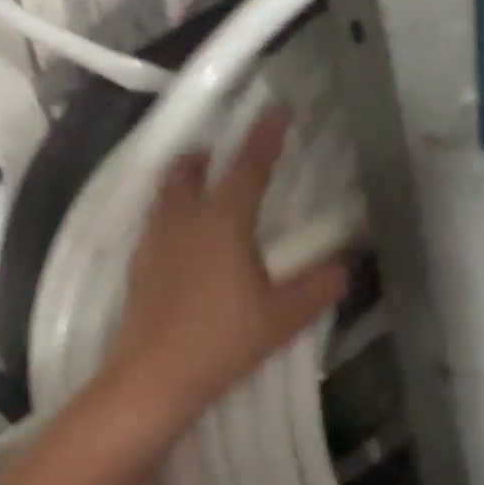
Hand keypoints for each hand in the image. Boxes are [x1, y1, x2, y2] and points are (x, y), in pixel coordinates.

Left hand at [104, 108, 351, 425]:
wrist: (153, 377)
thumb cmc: (222, 340)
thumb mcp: (282, 317)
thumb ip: (319, 286)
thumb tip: (346, 264)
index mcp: (222, 219)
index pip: (248, 165)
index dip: (266, 135)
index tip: (277, 107)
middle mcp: (182, 220)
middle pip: (188, 170)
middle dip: (208, 155)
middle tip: (225, 155)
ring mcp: (153, 243)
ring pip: (166, 196)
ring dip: (184, 182)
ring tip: (203, 190)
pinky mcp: (137, 268)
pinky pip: (154, 225)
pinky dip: (170, 216)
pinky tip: (182, 242)